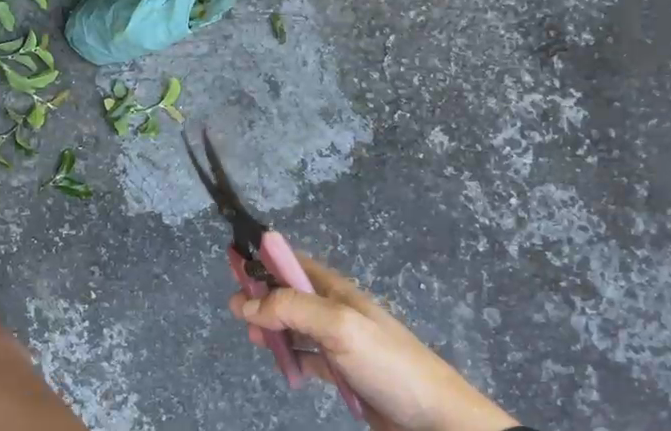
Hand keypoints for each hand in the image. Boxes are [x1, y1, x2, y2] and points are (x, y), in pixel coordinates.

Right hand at [229, 255, 516, 430]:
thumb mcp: (338, 325)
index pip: (290, 261)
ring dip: (271, 330)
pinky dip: (292, 359)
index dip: (260, 257)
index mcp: (335, 290)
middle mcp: (335, 311)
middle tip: (236, 311)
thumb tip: (243, 304)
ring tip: (255, 341)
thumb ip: (289, 308)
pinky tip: (285, 368)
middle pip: (286, 294)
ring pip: (293, 327)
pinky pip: (308, 358)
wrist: (439, 422)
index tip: (231, 262)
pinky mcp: (345, 373)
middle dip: (259, 297)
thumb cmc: (389, 363)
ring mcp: (341, 343)